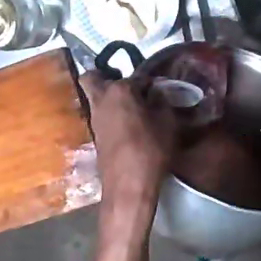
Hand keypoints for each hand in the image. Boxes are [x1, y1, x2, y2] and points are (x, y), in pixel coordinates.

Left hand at [81, 71, 177, 225]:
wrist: (128, 184)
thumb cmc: (151, 149)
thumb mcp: (167, 122)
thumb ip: (162, 101)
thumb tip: (157, 92)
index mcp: (120, 90)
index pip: (137, 76)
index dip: (150, 82)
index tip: (159, 90)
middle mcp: (101, 99)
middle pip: (93, 77)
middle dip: (106, 76)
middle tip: (128, 87)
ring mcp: (94, 118)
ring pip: (95, 97)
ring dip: (109, 97)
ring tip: (132, 108)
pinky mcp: (94, 135)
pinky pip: (100, 115)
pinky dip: (110, 114)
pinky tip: (128, 124)